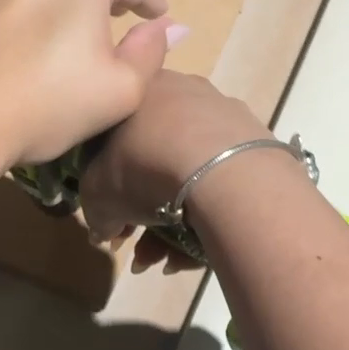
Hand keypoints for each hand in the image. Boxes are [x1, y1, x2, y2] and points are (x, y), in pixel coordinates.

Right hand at [80, 71, 271, 272]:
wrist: (222, 173)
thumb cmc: (145, 170)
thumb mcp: (98, 195)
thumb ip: (94, 209)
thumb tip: (103, 228)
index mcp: (141, 90)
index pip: (113, 134)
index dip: (105, 178)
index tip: (109, 212)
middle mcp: (184, 93)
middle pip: (152, 159)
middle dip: (141, 209)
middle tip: (135, 241)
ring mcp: (222, 117)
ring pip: (185, 177)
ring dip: (170, 223)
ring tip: (165, 259)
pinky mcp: (254, 144)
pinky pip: (217, 185)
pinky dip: (203, 218)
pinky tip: (195, 249)